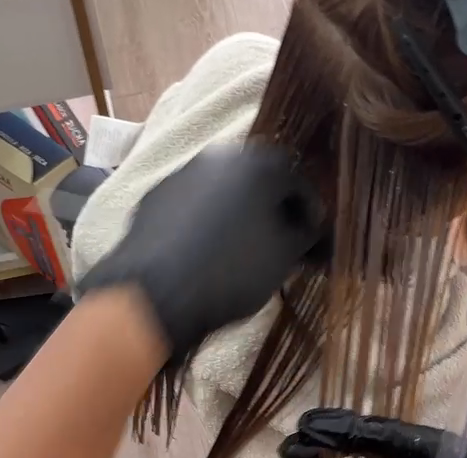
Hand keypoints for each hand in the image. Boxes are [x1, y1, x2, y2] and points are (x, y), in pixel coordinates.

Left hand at [77, 146, 324, 358]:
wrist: (155, 292)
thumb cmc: (231, 273)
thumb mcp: (282, 260)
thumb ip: (306, 236)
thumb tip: (312, 228)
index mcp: (261, 163)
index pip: (300, 183)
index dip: (311, 214)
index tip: (313, 241)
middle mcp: (221, 156)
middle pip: (258, 181)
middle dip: (271, 210)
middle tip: (278, 243)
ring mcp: (183, 173)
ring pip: (222, 192)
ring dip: (236, 215)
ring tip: (240, 251)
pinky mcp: (154, 197)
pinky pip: (192, 207)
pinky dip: (204, 224)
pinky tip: (204, 254)